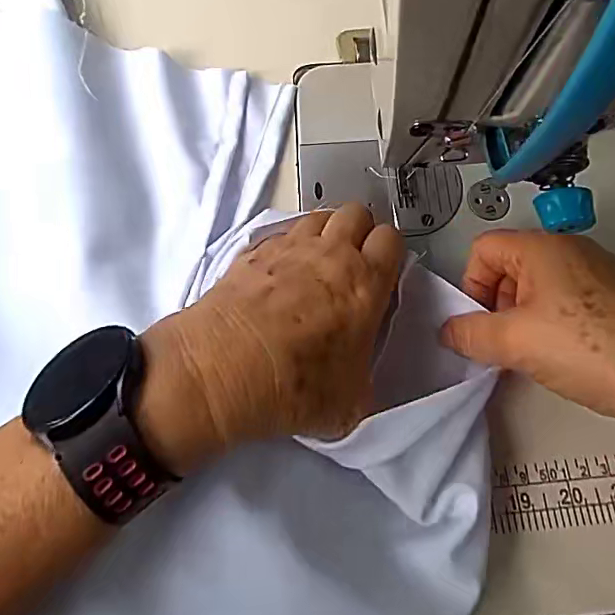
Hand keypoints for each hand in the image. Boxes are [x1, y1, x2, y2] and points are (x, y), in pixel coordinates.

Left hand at [137, 205, 403, 469]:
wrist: (223, 368)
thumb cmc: (290, 384)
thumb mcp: (350, 400)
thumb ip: (362, 374)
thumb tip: (354, 376)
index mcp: (365, 284)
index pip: (390, 239)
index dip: (389, 251)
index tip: (384, 268)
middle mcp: (328, 255)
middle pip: (355, 213)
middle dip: (358, 230)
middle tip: (354, 256)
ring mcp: (287, 248)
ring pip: (317, 217)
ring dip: (323, 231)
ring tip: (318, 259)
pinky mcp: (251, 252)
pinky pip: (279, 234)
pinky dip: (285, 244)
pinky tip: (280, 270)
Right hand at [438, 231, 614, 452]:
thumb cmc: (593, 351)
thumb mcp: (511, 343)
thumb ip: (467, 333)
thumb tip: (450, 331)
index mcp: (543, 246)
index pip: (482, 250)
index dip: (471, 285)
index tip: (479, 321)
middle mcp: (572, 249)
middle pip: (509, 265)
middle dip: (497, 303)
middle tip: (505, 339)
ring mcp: (599, 272)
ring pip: (537, 285)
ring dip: (524, 316)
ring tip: (536, 351)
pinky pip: (567, 300)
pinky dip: (554, 323)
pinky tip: (564, 354)